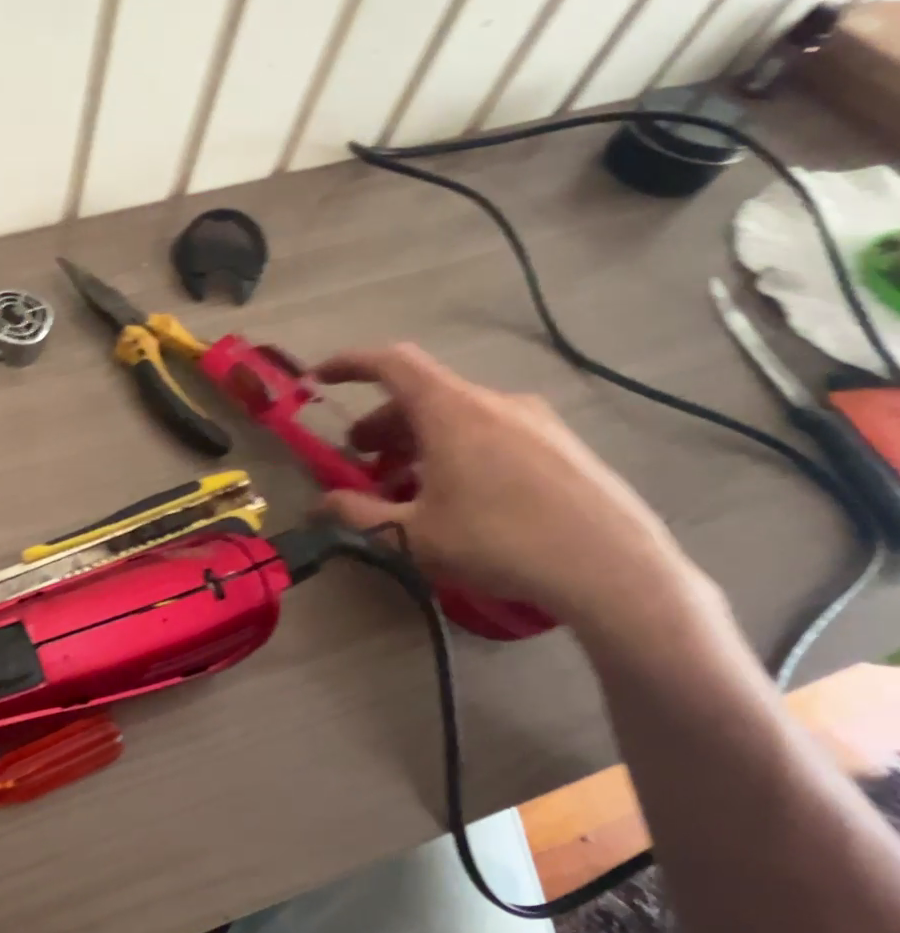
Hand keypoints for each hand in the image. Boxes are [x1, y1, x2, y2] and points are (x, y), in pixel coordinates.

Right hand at [313, 344, 706, 627]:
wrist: (614, 569)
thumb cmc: (498, 542)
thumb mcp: (411, 535)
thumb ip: (357, 514)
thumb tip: (320, 504)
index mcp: (452, 411)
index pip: (391, 363)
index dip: (349, 364)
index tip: (319, 379)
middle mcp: (494, 402)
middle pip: (423, 395)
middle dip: (383, 424)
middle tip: (364, 460)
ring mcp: (536, 422)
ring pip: (459, 417)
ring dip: (421, 443)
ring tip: (409, 488)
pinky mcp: (564, 447)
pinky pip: (494, 434)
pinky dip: (459, 452)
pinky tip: (461, 499)